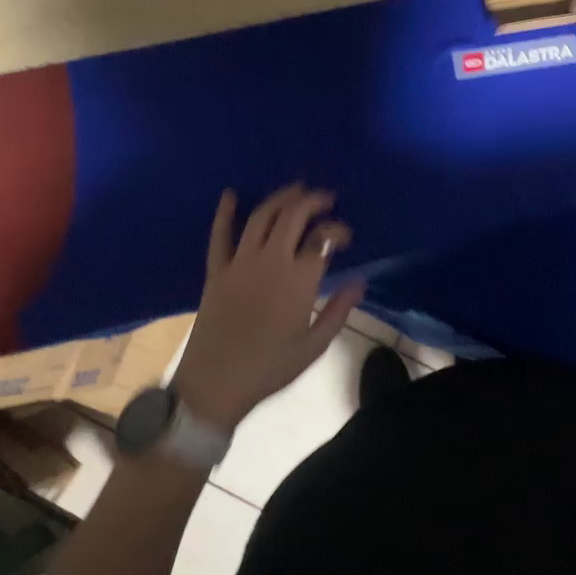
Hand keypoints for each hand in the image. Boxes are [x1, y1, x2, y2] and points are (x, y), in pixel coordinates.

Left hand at [171, 185, 363, 429]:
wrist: (215, 385)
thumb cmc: (270, 368)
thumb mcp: (314, 345)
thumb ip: (339, 310)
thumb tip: (359, 282)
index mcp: (299, 279)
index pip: (323, 239)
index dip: (337, 230)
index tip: (346, 237)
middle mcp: (271, 261)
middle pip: (293, 216)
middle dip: (312, 201)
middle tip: (325, 198)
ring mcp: (240, 263)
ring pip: (262, 217)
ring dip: (280, 199)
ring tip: (295, 190)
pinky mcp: (217, 271)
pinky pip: (220, 236)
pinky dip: (225, 213)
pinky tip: (230, 195)